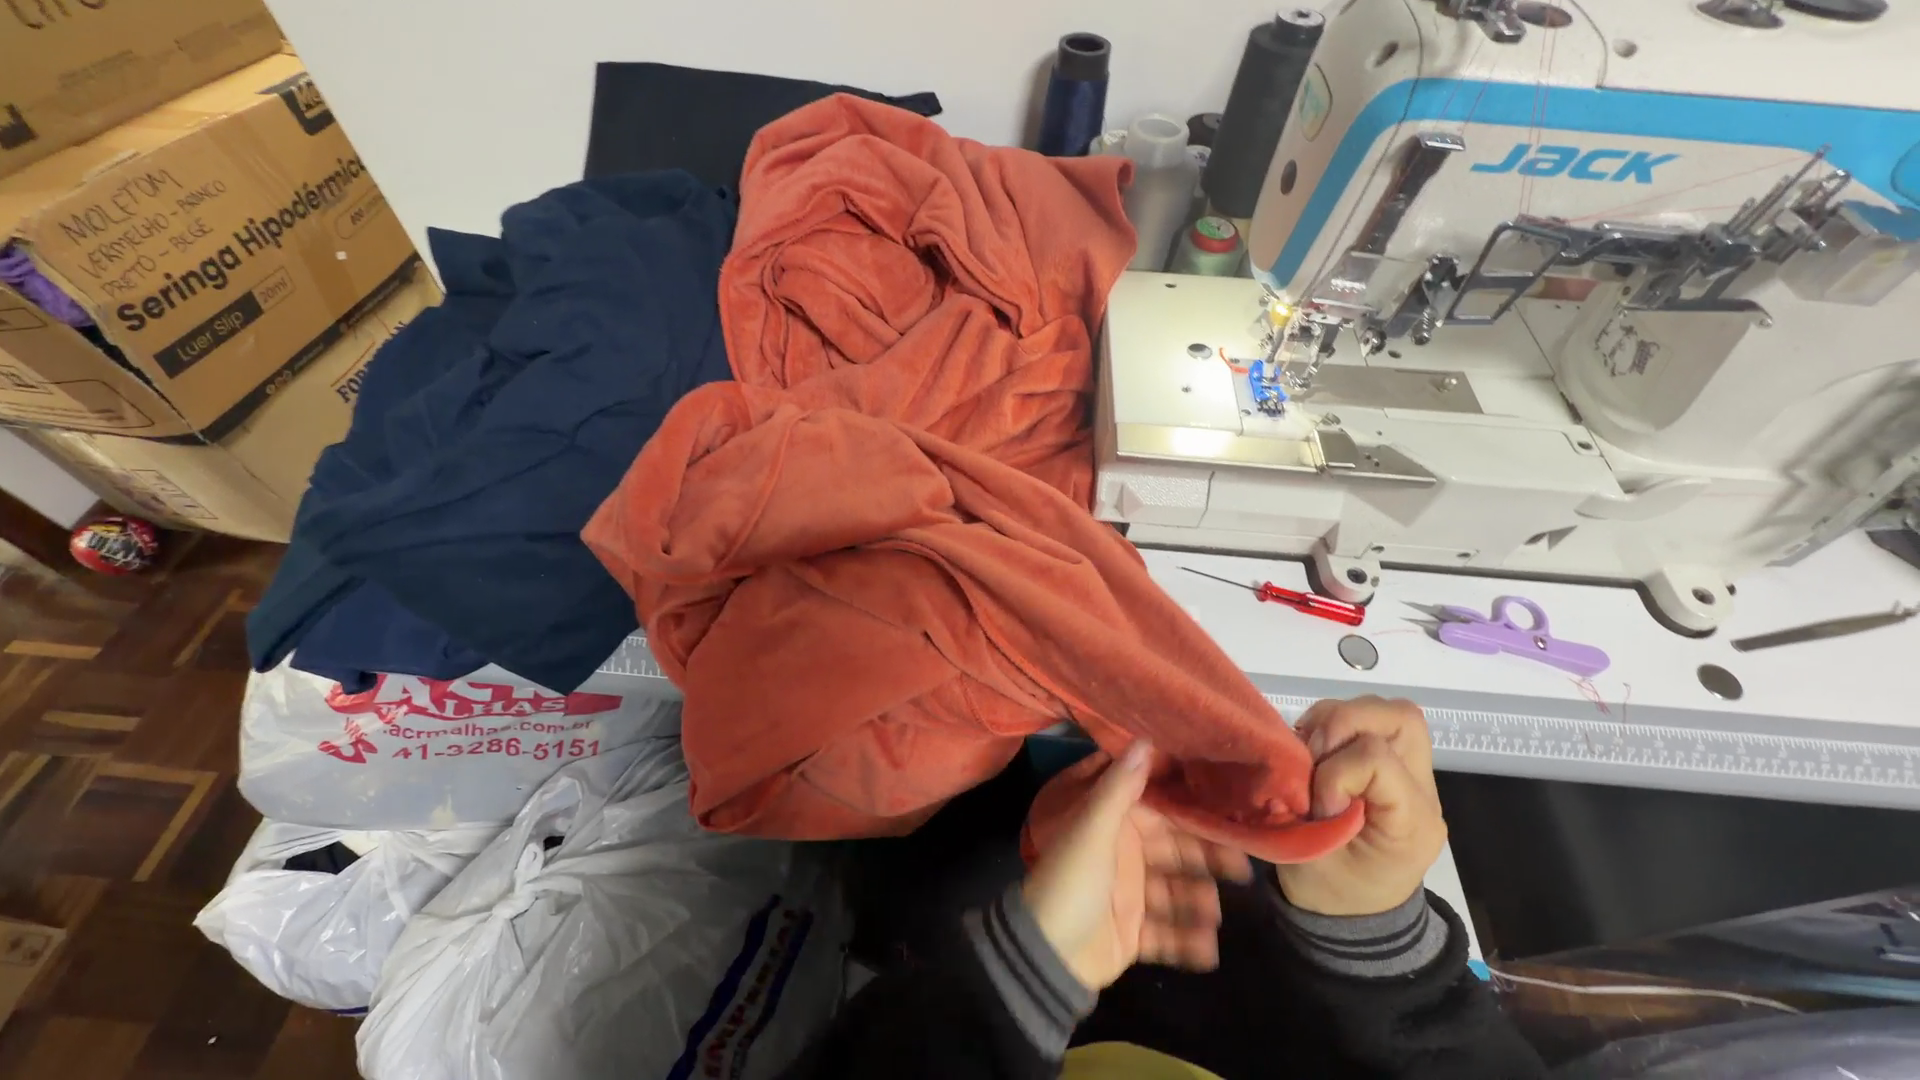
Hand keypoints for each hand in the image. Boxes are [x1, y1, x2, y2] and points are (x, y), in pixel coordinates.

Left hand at [1023, 742, 1254, 989]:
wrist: (1046, 954)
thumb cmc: (1070, 882)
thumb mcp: (1092, 830)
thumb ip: (1119, 788)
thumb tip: (1144, 738)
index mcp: (1112, 825)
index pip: (1160, 812)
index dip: (1192, 812)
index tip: (1230, 813)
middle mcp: (1124, 855)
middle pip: (1175, 852)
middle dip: (1206, 861)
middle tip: (1241, 872)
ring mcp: (1129, 895)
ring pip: (1176, 892)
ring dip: (1198, 903)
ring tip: (1215, 917)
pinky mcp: (1133, 932)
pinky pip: (1167, 933)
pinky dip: (1187, 941)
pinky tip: (1208, 952)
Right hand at [1276, 696, 1447, 916]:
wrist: (1355, 916)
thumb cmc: (1333, 894)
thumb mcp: (1311, 862)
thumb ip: (1305, 811)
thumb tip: (1294, 764)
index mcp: (1411, 823)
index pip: (1378, 760)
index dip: (1335, 772)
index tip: (1318, 805)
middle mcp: (1422, 791)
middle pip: (1400, 718)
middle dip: (1345, 721)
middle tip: (1313, 751)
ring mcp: (1410, 775)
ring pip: (1386, 711)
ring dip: (1338, 720)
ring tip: (1312, 751)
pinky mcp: (1390, 764)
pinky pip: (1368, 720)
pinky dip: (1334, 724)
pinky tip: (1315, 750)